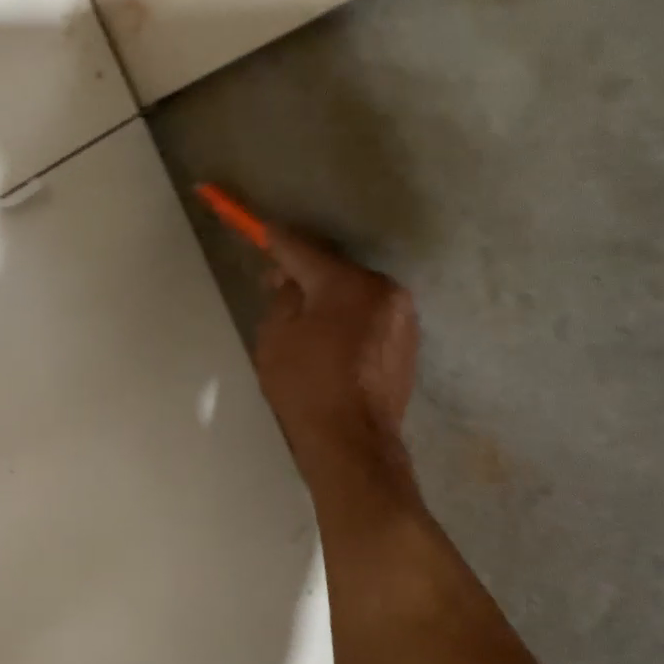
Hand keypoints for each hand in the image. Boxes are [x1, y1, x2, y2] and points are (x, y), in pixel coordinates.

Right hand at [253, 227, 418, 474]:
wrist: (351, 440)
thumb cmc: (304, 387)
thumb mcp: (275, 339)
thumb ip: (282, 300)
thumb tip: (288, 280)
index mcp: (346, 284)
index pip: (302, 251)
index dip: (274, 238)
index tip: (256, 223)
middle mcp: (383, 289)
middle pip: (333, 272)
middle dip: (304, 277)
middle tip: (274, 290)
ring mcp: (402, 316)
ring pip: (353, 296)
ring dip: (327, 302)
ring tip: (302, 328)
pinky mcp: (407, 341)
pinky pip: (368, 318)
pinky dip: (345, 322)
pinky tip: (327, 348)